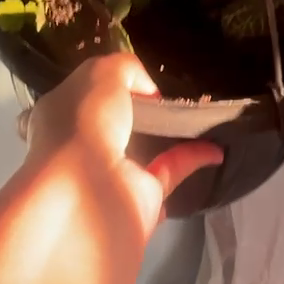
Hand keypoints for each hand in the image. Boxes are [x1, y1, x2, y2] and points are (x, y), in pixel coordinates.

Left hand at [0, 54, 220, 283]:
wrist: (69, 225)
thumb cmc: (74, 144)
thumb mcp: (93, 88)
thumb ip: (116, 71)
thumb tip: (142, 78)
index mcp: (66, 106)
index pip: (95, 79)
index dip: (120, 68)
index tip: (153, 58)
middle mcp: (86, 135)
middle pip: (119, 109)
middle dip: (146, 97)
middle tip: (187, 81)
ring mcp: (112, 173)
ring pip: (147, 140)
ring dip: (173, 125)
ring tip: (206, 107)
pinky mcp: (139, 206)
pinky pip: (170, 174)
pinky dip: (193, 159)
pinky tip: (216, 147)